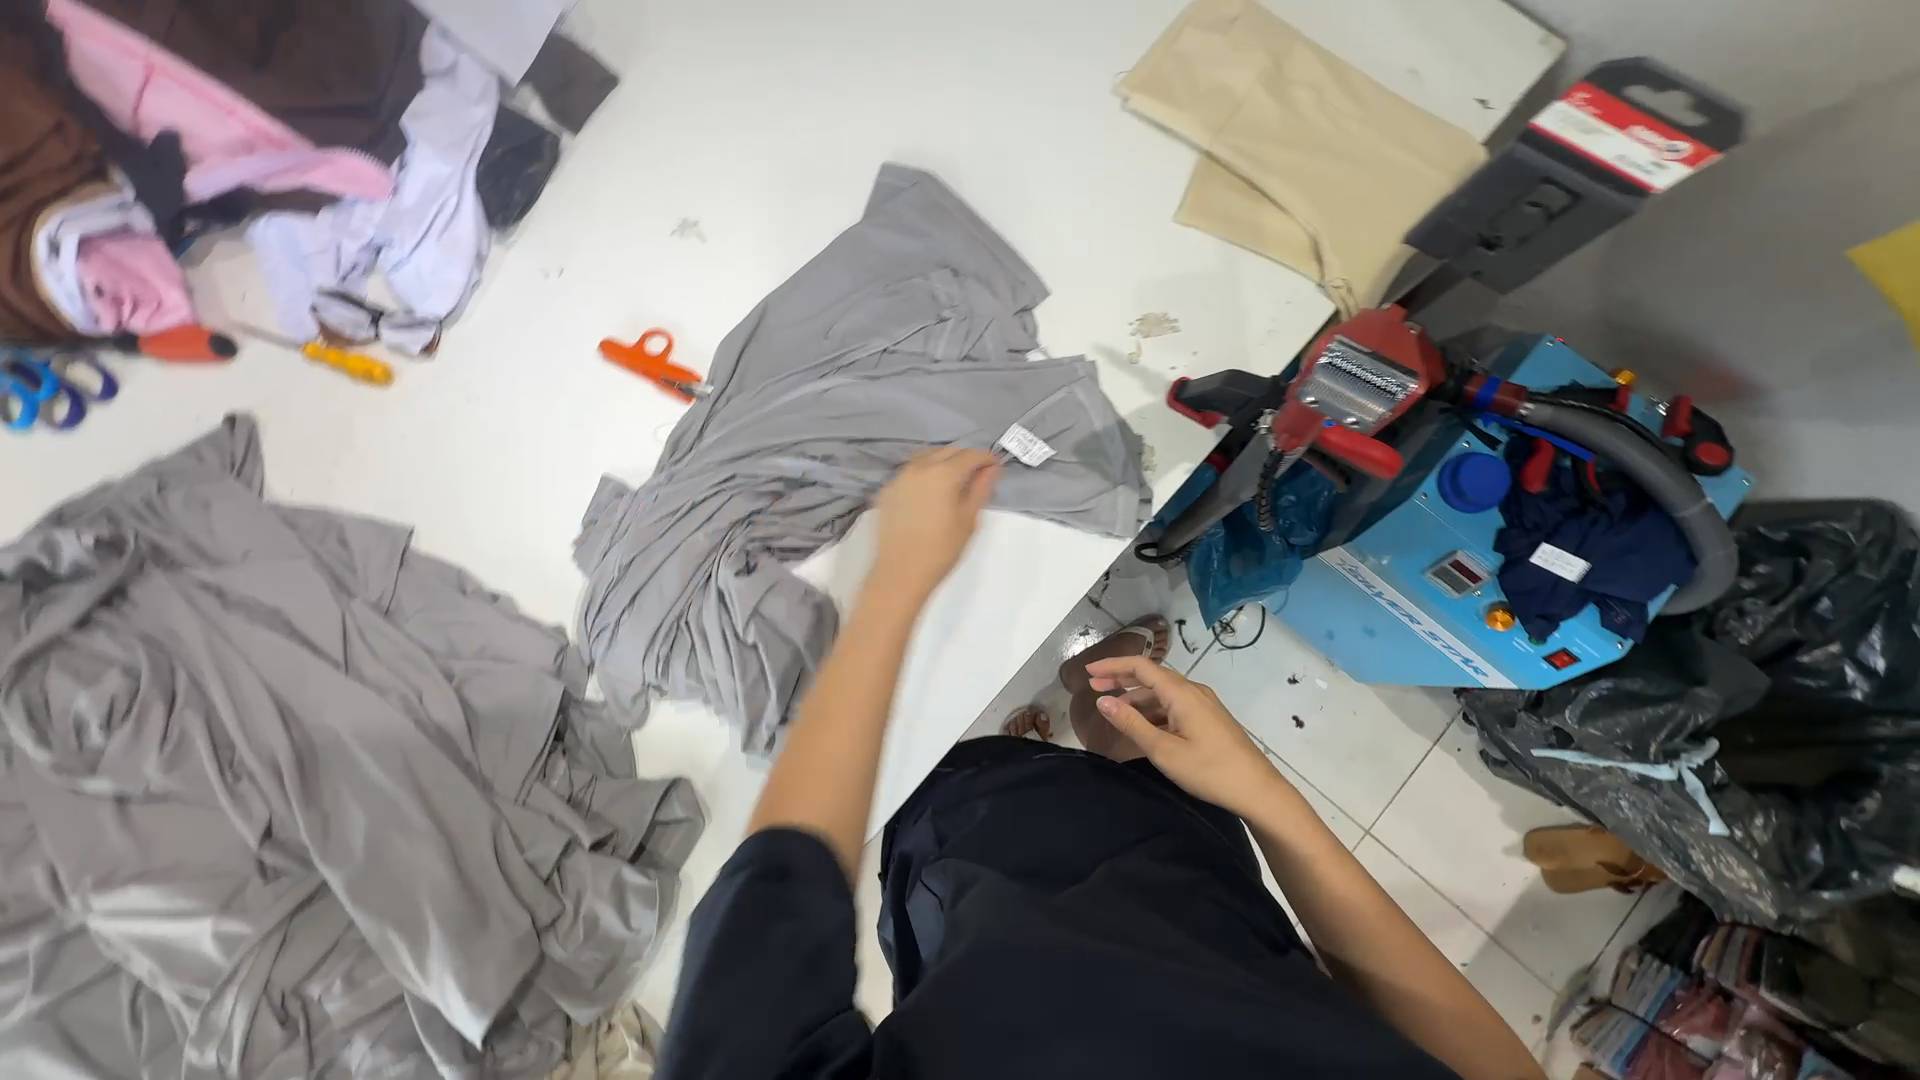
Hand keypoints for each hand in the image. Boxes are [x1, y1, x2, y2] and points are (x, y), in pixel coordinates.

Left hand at [869, 447, 999, 597]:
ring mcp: (899, 476)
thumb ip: (980, 488)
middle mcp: (919, 467)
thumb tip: (992, 468)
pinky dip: (924, 473)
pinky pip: (910, 471)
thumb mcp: (968, 519)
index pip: (970, 455)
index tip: (995, 466)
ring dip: (943, 461)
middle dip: (965, 457)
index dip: (986, 458)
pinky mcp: (887, 489)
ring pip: (926, 457)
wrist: (900, 573)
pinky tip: (929, 491)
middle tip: (978, 473)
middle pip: (947, 451)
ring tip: (954, 479)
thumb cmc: (941, 549)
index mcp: (943, 473)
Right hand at [1085, 655, 1290, 816]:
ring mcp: (1203, 705)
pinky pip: (1174, 706)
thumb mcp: (1163, 750)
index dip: (1112, 666)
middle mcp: (1193, 691)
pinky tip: (1142, 726)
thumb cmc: (1209, 770)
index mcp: (1181, 693)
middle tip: (1094, 687)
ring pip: (1162, 693)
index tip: (1087, 673)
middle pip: (1151, 676)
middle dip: (1121, 680)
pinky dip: (1153, 710)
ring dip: (1136, 698)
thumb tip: (1102, 701)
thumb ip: (1131, 723)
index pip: (1140, 667)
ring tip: (1113, 710)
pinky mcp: (1209, 720)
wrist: (1259, 791)